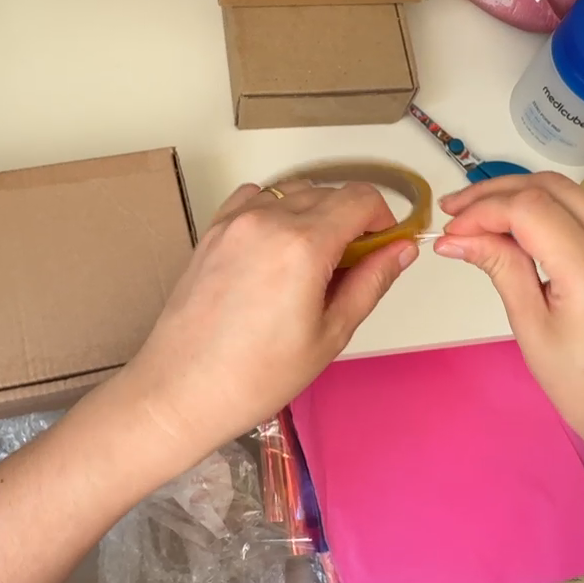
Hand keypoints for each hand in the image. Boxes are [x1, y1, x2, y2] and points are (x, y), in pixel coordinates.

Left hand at [113, 179, 416, 465]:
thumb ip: (370, 282)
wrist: (182, 390)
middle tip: (349, 269)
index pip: (361, 198)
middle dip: (351, 221)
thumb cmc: (255, 376)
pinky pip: (255, 199)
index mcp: (303, 245)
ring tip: (311, 264)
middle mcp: (267, 220)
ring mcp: (234, 222)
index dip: (384, 218)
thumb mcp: (329, 335)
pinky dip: (277, 211)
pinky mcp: (213, 231)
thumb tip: (401, 250)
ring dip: (315, 214)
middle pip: (330, 192)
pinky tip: (276, 251)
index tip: (383, 246)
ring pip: (294, 192)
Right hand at [435, 173, 583, 453]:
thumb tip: (453, 238)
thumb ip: (499, 268)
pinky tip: (522, 230)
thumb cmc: (583, 386)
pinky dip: (552, 212)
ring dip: (523, 198)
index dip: (484, 210)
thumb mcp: (531, 328)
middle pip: (553, 188)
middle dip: (497, 193)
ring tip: (481, 218)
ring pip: (573, 193)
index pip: (532, 210)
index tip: (451, 230)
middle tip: (457, 211)